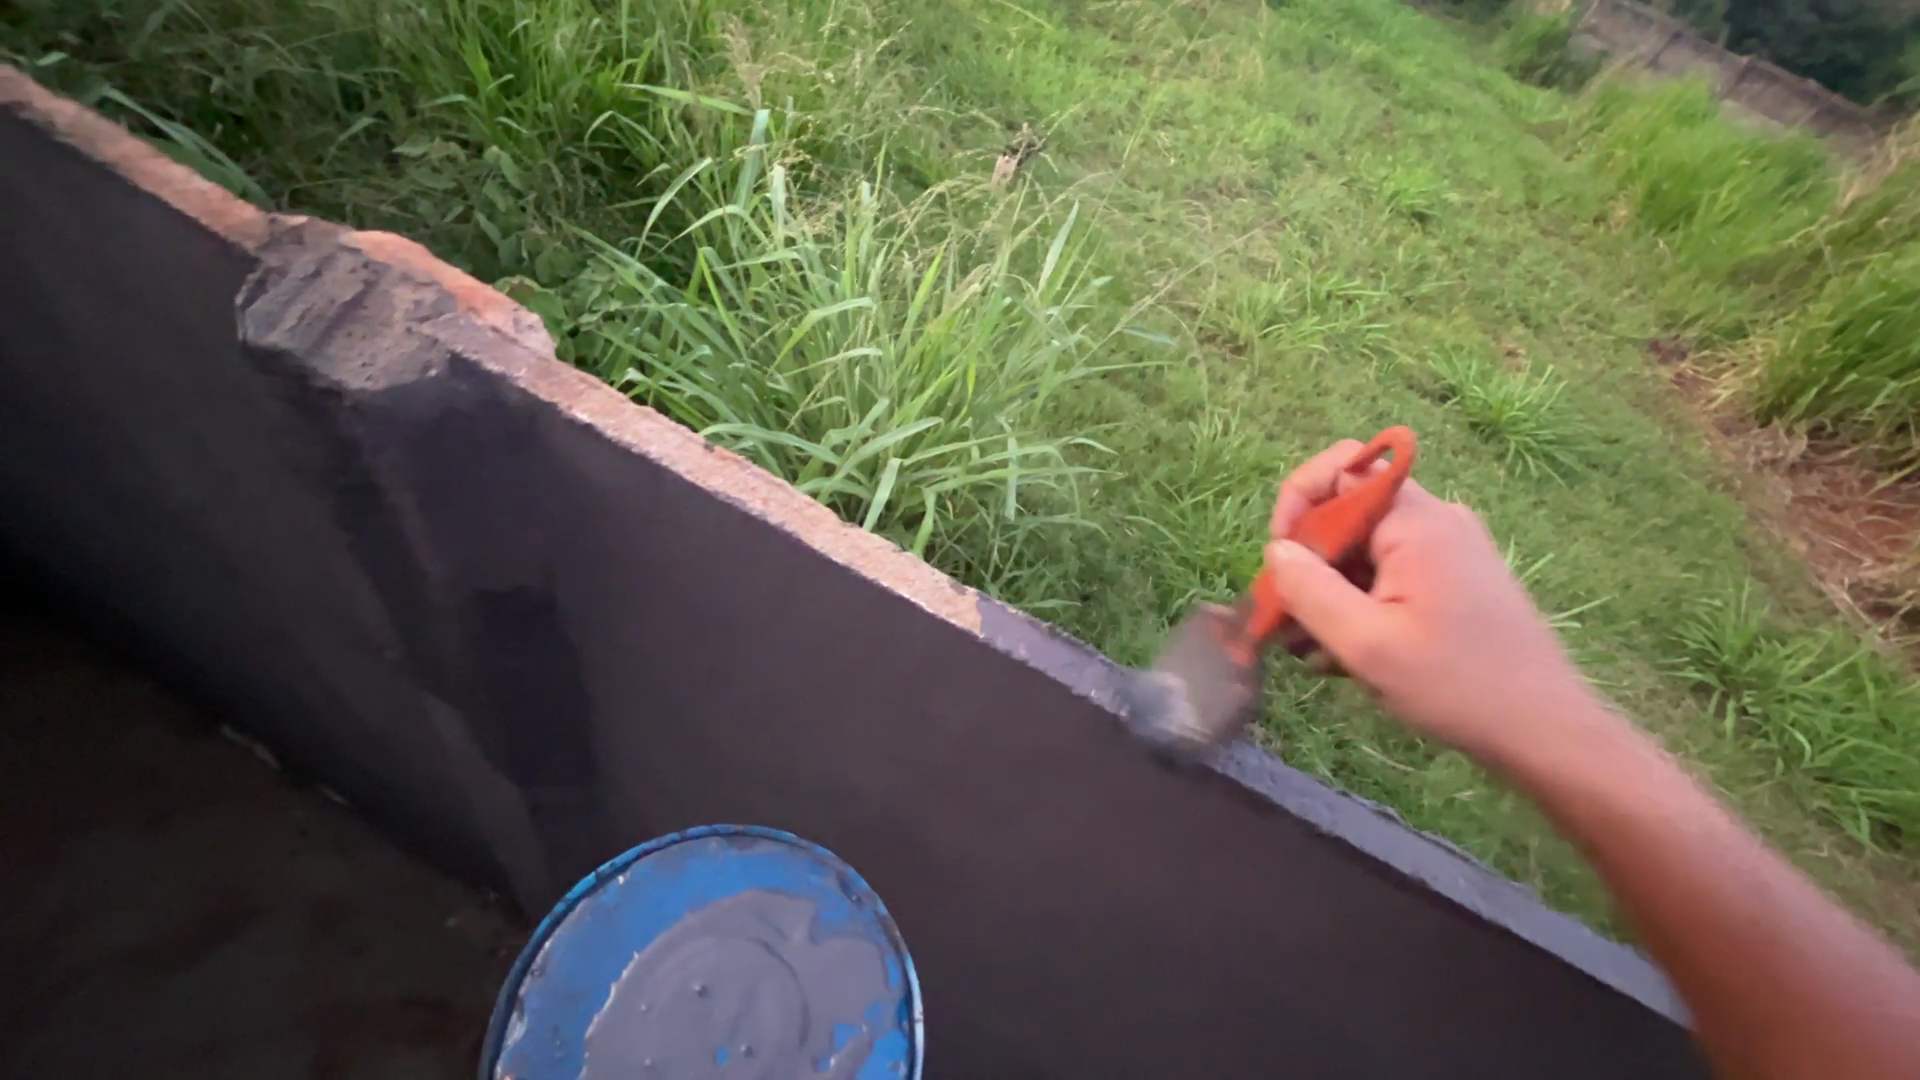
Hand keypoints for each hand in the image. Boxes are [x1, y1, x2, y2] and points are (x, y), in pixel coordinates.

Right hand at [1264, 440, 1623, 767]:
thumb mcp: (1366, 643)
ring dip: (1324, 592)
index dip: (1298, 502)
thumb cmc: (1456, 685)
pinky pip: (1383, 574)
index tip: (1282, 559)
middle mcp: (1434, 522)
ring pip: (1359, 550)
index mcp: (1417, 523)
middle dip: (1305, 561)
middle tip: (1285, 619)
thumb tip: (1276, 550)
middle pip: (1345, 513)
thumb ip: (1311, 590)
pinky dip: (1353, 604)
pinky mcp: (1449, 580)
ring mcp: (1444, 551)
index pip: (1341, 469)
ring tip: (1308, 649)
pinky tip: (1339, 654)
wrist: (1545, 732)